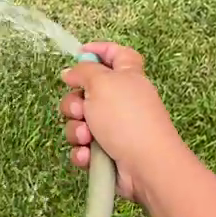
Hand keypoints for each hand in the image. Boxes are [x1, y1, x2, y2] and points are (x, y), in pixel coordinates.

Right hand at [59, 42, 190, 205]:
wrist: (145, 166)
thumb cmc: (126, 118)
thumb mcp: (102, 83)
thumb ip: (83, 71)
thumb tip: (70, 73)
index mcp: (127, 77)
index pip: (116, 54)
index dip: (99, 50)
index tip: (79, 54)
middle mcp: (121, 100)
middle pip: (86, 91)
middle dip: (74, 102)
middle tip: (80, 110)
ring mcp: (114, 127)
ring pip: (80, 122)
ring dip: (76, 130)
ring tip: (87, 138)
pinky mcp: (107, 152)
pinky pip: (83, 147)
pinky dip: (82, 151)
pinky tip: (88, 156)